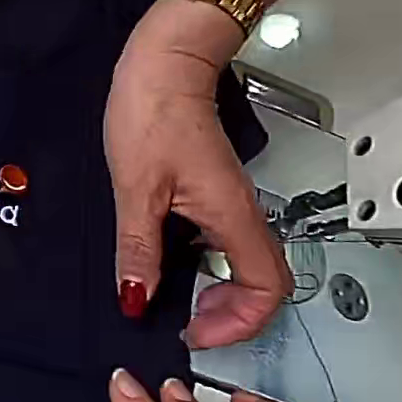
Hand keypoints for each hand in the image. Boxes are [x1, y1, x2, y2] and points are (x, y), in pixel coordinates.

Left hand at [105, 0, 290, 346]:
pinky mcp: (210, 192)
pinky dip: (200, 265)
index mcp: (232, 216)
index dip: (237, 322)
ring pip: (239, 263)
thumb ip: (138, 248)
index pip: (265, 289)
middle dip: (227, 314)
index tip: (195, 334)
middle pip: (259, 282)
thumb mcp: (136, 192)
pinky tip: (168, 264)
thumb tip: (137, 296)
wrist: (163, 67)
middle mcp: (240, 213)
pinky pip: (218, 241)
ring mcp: (228, 202)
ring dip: (214, 292)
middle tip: (184, 325)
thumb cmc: (151, 116)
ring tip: (175, 304)